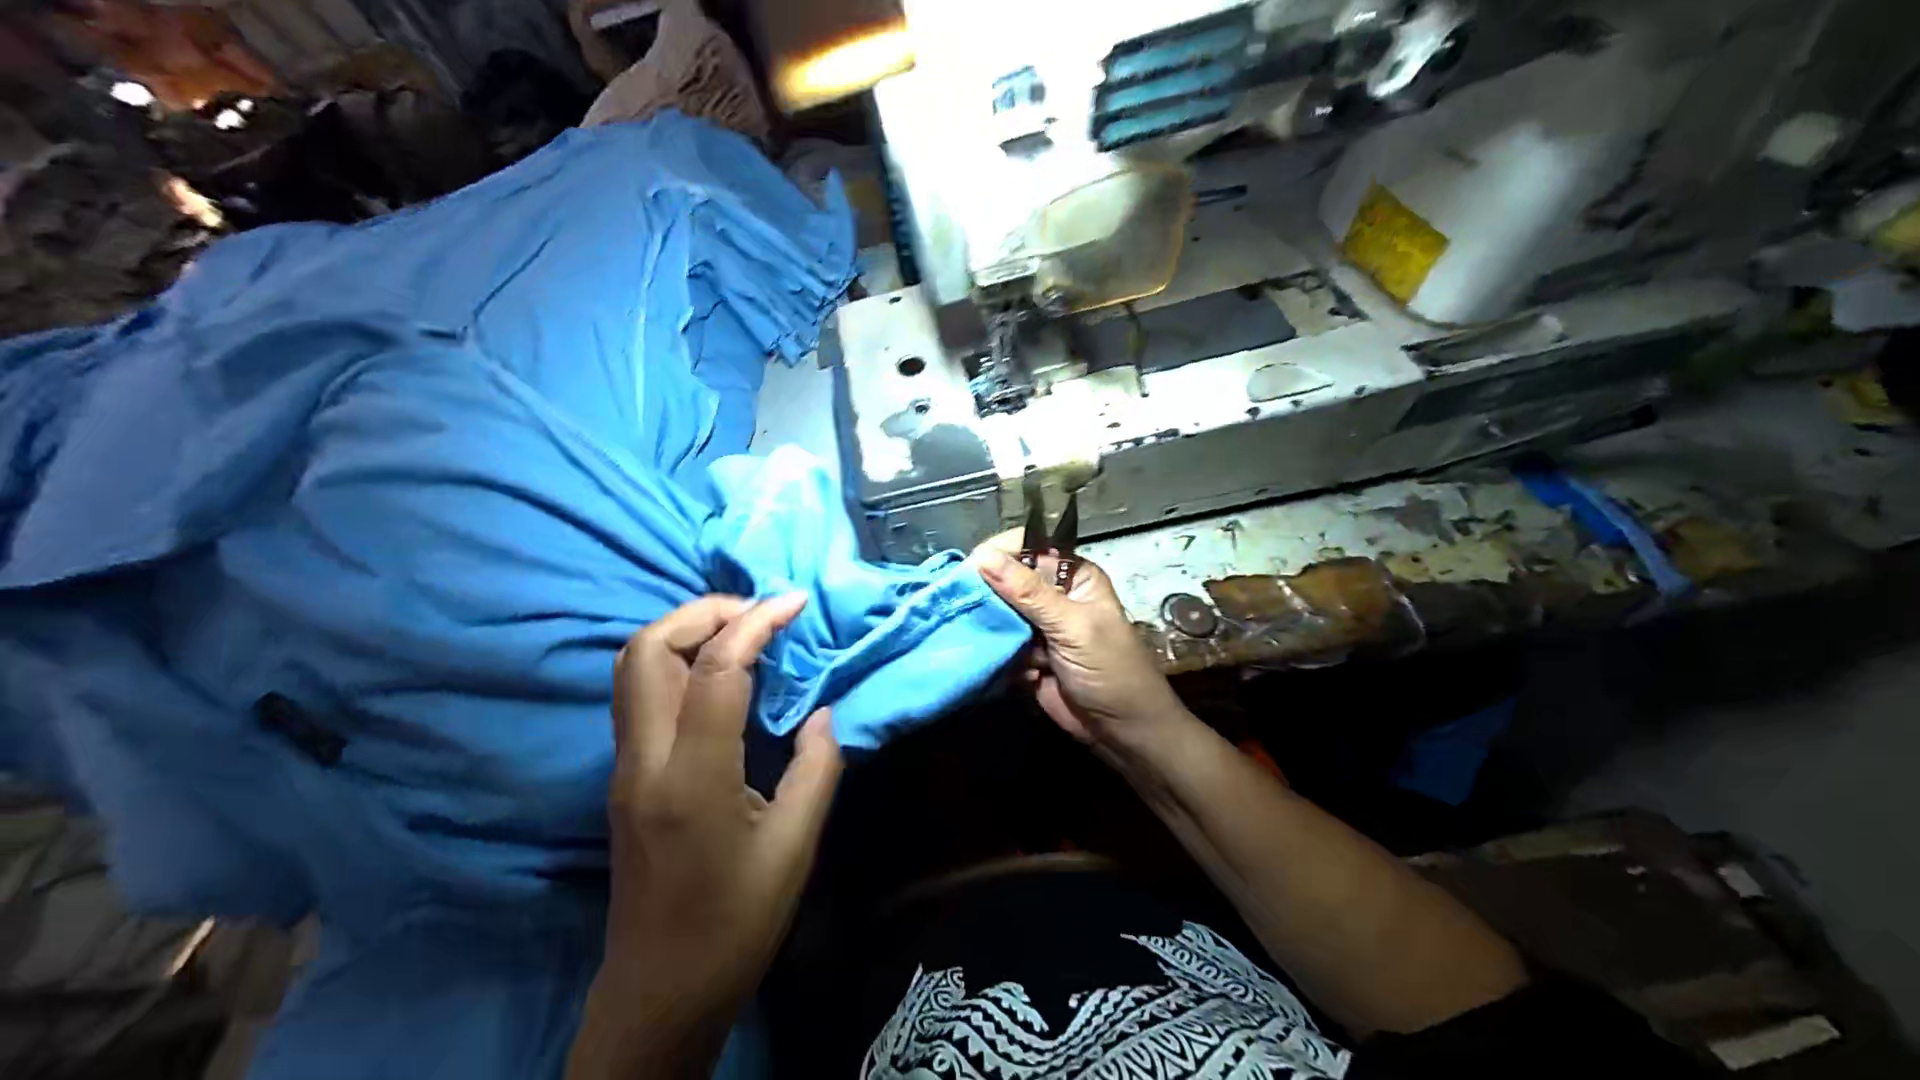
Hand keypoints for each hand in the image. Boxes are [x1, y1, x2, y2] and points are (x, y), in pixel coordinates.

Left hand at [571, 594, 841, 1079]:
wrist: (661, 988)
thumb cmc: (736, 923)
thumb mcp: (795, 846)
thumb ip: (817, 767)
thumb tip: (822, 711)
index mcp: (692, 778)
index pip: (715, 670)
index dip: (756, 622)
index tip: (795, 603)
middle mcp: (644, 761)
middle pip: (646, 650)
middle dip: (704, 613)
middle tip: (760, 613)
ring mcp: (624, 768)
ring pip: (632, 667)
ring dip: (685, 632)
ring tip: (744, 632)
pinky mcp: (623, 776)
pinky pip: (640, 693)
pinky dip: (678, 660)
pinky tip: (722, 673)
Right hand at [973, 532, 1189, 750]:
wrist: (1122, 732)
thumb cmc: (1111, 670)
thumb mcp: (1073, 626)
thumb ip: (1029, 592)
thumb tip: (983, 557)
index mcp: (1073, 577)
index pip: (1030, 548)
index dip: (1001, 551)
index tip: (972, 564)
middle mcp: (1053, 596)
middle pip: (1008, 579)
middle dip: (987, 589)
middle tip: (960, 599)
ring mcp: (1037, 627)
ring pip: (998, 611)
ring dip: (986, 621)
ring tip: (970, 628)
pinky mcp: (1024, 655)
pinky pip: (998, 642)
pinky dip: (991, 648)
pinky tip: (986, 654)